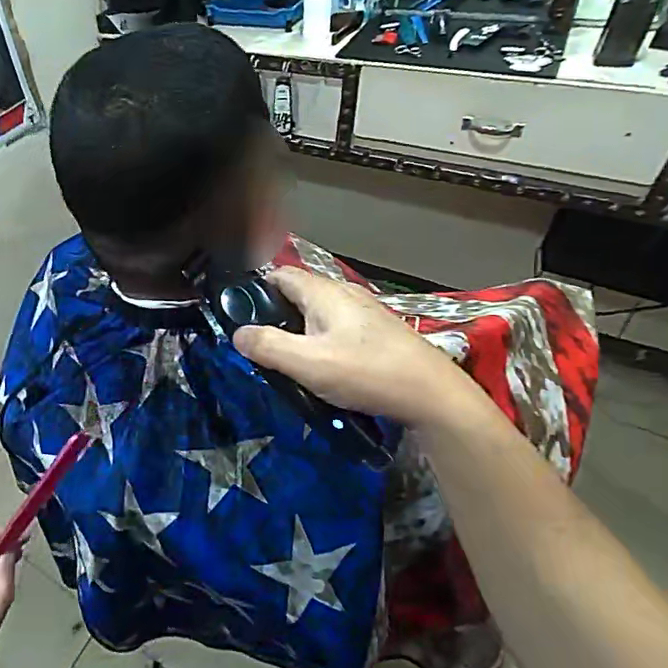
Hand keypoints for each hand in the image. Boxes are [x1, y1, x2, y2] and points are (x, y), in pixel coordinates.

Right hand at [231, 267, 474, 428]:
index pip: (280, 274)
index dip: (256, 288)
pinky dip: (324, 341)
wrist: (429, 392)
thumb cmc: (366, 372)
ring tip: (290, 361)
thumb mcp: (308, 363)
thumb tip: (238, 334)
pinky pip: (339, 329)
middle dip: (277, 314)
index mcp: (324, 292)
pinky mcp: (378, 332)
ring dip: (301, 332)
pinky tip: (325, 368)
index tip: (239, 313)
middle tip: (261, 345)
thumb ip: (268, 347)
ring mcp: (365, 312)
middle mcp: (345, 293)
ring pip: (321, 313)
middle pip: (300, 294)